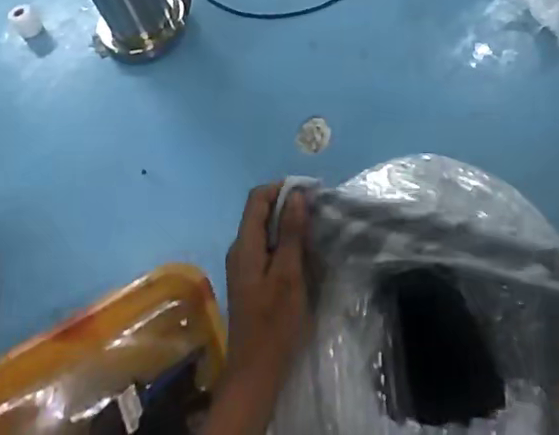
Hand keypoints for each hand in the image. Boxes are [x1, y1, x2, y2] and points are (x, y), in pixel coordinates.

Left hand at [208, 184, 310, 434]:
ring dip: (289, 224)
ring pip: (266, 230)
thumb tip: (296, 194)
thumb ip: (290, 233)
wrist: (256, 372)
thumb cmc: (274, 321)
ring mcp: (244, 265)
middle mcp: (240, 249)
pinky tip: (304, 253)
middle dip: (289, 205)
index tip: (311, 191)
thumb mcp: (288, 274)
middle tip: (319, 210)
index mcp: (245, 244)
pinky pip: (267, 247)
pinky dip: (285, 242)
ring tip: (316, 229)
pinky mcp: (252, 279)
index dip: (282, 187)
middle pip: (261, 211)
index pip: (258, 197)